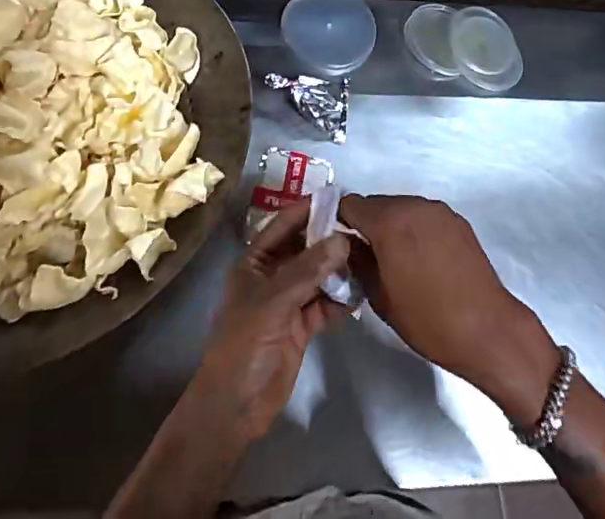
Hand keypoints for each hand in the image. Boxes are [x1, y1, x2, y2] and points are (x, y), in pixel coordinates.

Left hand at [192, 198, 350, 439]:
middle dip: (330, 239)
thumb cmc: (243, 344)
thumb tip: (343, 238)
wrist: (235, 406)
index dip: (307, 210)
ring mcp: (288, 301)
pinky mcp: (302, 326)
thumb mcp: (274, 301)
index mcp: (254, 262)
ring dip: (339, 269)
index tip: (338, 197)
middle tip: (363, 228)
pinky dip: (341, 299)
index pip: (283, 225)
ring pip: (318, 276)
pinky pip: (325, 304)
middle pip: (305, 249)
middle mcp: (272, 276)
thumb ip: (308, 270)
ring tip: (369, 259)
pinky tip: (361, 293)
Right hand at [337, 194, 559, 426]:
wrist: (487, 329)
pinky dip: (415, 229)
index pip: (350, 204)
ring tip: (395, 259)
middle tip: (365, 255)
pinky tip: (420, 259)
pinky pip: (424, 217)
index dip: (339, 221)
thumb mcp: (380, 297)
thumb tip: (347, 247)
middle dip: (366, 224)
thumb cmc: (428, 319)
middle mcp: (414, 205)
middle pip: (377, 204)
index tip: (337, 243)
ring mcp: (439, 211)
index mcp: (389, 221)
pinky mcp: (458, 221)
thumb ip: (358, 263)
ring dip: (391, 225)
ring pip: (401, 208)